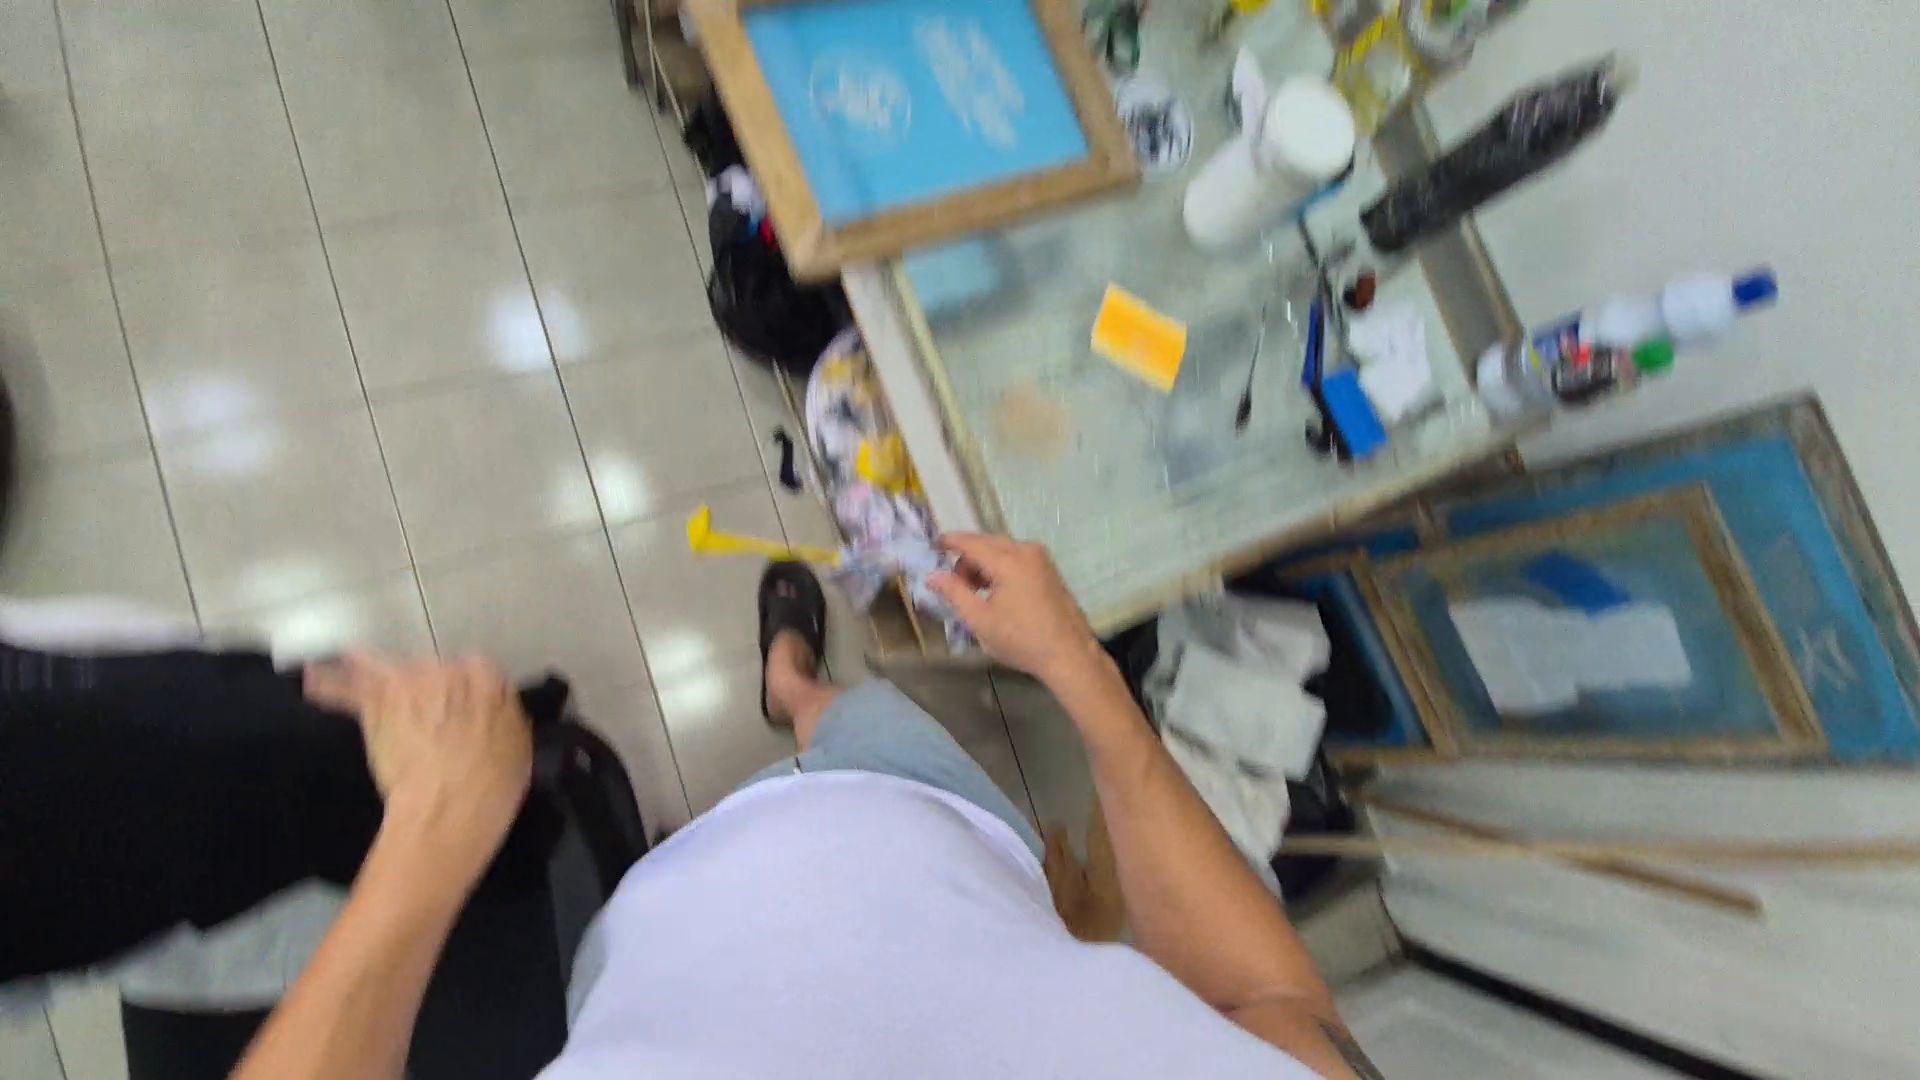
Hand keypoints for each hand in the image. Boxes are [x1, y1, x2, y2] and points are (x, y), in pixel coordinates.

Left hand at [305, 653, 532, 879]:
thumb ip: (502, 715)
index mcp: (491, 680)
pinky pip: (350, 688)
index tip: (465, 704)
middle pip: (431, 666)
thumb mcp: (518, 741)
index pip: (478, 667)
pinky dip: (331, 683)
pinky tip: (315, 676)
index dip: (468, 686)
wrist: (450, 802)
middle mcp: (450, 673)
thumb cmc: (496, 779)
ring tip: (349, 660)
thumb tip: (491, 709)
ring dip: (368, 666)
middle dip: (423, 680)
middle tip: (422, 706)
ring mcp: (410, 686)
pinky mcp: (375, 707)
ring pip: (386, 669)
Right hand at [929, 533, 1102, 683]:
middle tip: (954, 584)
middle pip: (987, 543)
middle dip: (967, 558)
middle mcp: (1026, 550)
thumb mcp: (980, 620)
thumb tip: (933, 576)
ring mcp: (1041, 559)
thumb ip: (954, 593)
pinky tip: (996, 591)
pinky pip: (1017, 557)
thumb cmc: (1021, 639)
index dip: (949, 542)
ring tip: (975, 593)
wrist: (1069, 654)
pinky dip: (1001, 566)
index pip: (970, 542)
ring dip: (984, 563)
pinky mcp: (1049, 569)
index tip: (933, 546)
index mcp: (1007, 560)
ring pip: (1002, 549)